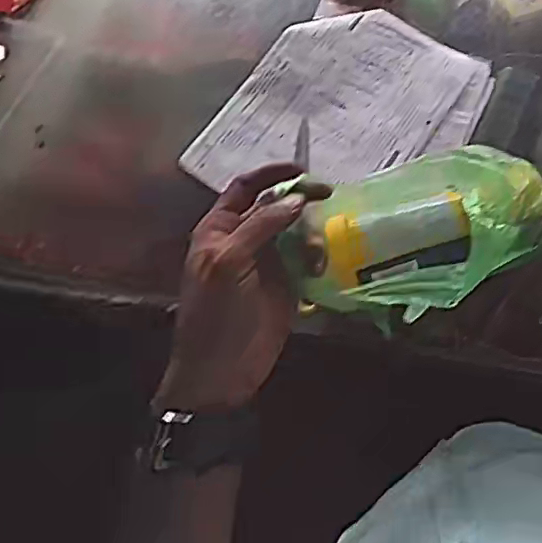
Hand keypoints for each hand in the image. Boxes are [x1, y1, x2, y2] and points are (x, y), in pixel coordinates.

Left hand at [155, 163, 331, 411]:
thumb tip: (297, 199)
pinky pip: (309, 257)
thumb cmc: (214, 314)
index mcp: (221, 229)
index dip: (271, 174)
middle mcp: (246, 239)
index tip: (302, 170)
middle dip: (301, 200)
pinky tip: (318, 270)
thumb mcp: (228, 262)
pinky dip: (318, 257)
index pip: (246, 188)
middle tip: (327, 195)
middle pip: (278, 206)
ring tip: (315, 254)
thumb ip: (261, 226)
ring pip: (299, 230)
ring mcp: (269, 261)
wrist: (221, 372)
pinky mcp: (289, 283)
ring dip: (312, 234)